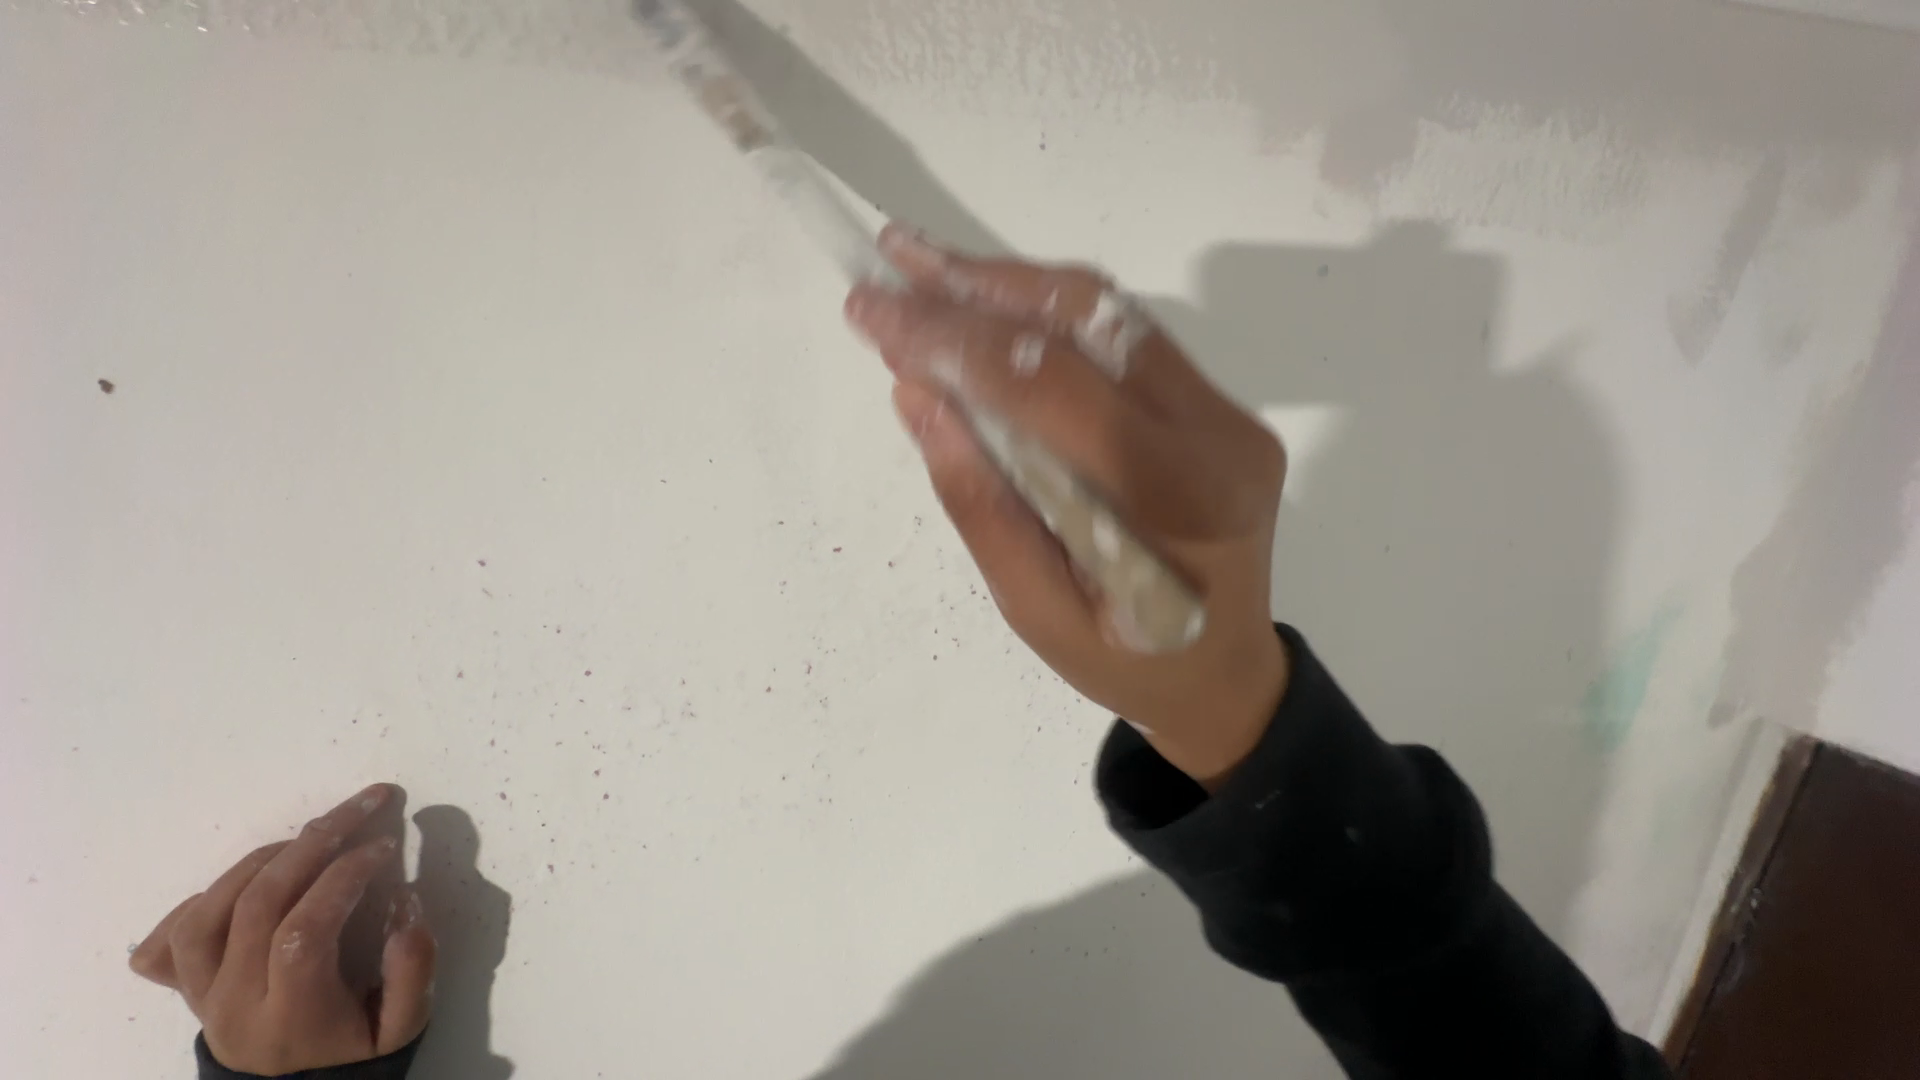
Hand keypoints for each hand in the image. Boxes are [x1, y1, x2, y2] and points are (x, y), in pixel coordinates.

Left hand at [129, 784, 435, 1074]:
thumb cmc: (355, 1048)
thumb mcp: (403, 1024)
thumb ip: (414, 970)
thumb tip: (407, 903)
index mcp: (290, 1014)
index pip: (303, 932)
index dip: (344, 878)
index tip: (386, 846)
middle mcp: (233, 1003)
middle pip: (255, 907)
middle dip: (315, 842)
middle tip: (363, 805)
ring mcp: (198, 996)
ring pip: (206, 915)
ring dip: (261, 860)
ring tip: (311, 836)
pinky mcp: (183, 989)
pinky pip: (165, 942)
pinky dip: (201, 899)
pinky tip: (250, 880)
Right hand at [846, 226, 1289, 786]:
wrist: (1220, 674)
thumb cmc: (1124, 663)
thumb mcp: (1035, 611)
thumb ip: (980, 503)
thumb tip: (917, 395)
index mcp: (1175, 499)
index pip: (1054, 389)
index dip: (957, 341)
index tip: (874, 311)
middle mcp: (1217, 435)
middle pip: (1091, 322)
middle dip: (979, 286)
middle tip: (893, 263)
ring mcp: (1226, 413)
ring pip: (1110, 315)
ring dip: (1011, 287)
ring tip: (926, 271)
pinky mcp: (1216, 407)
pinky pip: (1125, 340)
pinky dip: (1048, 316)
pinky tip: (990, 308)